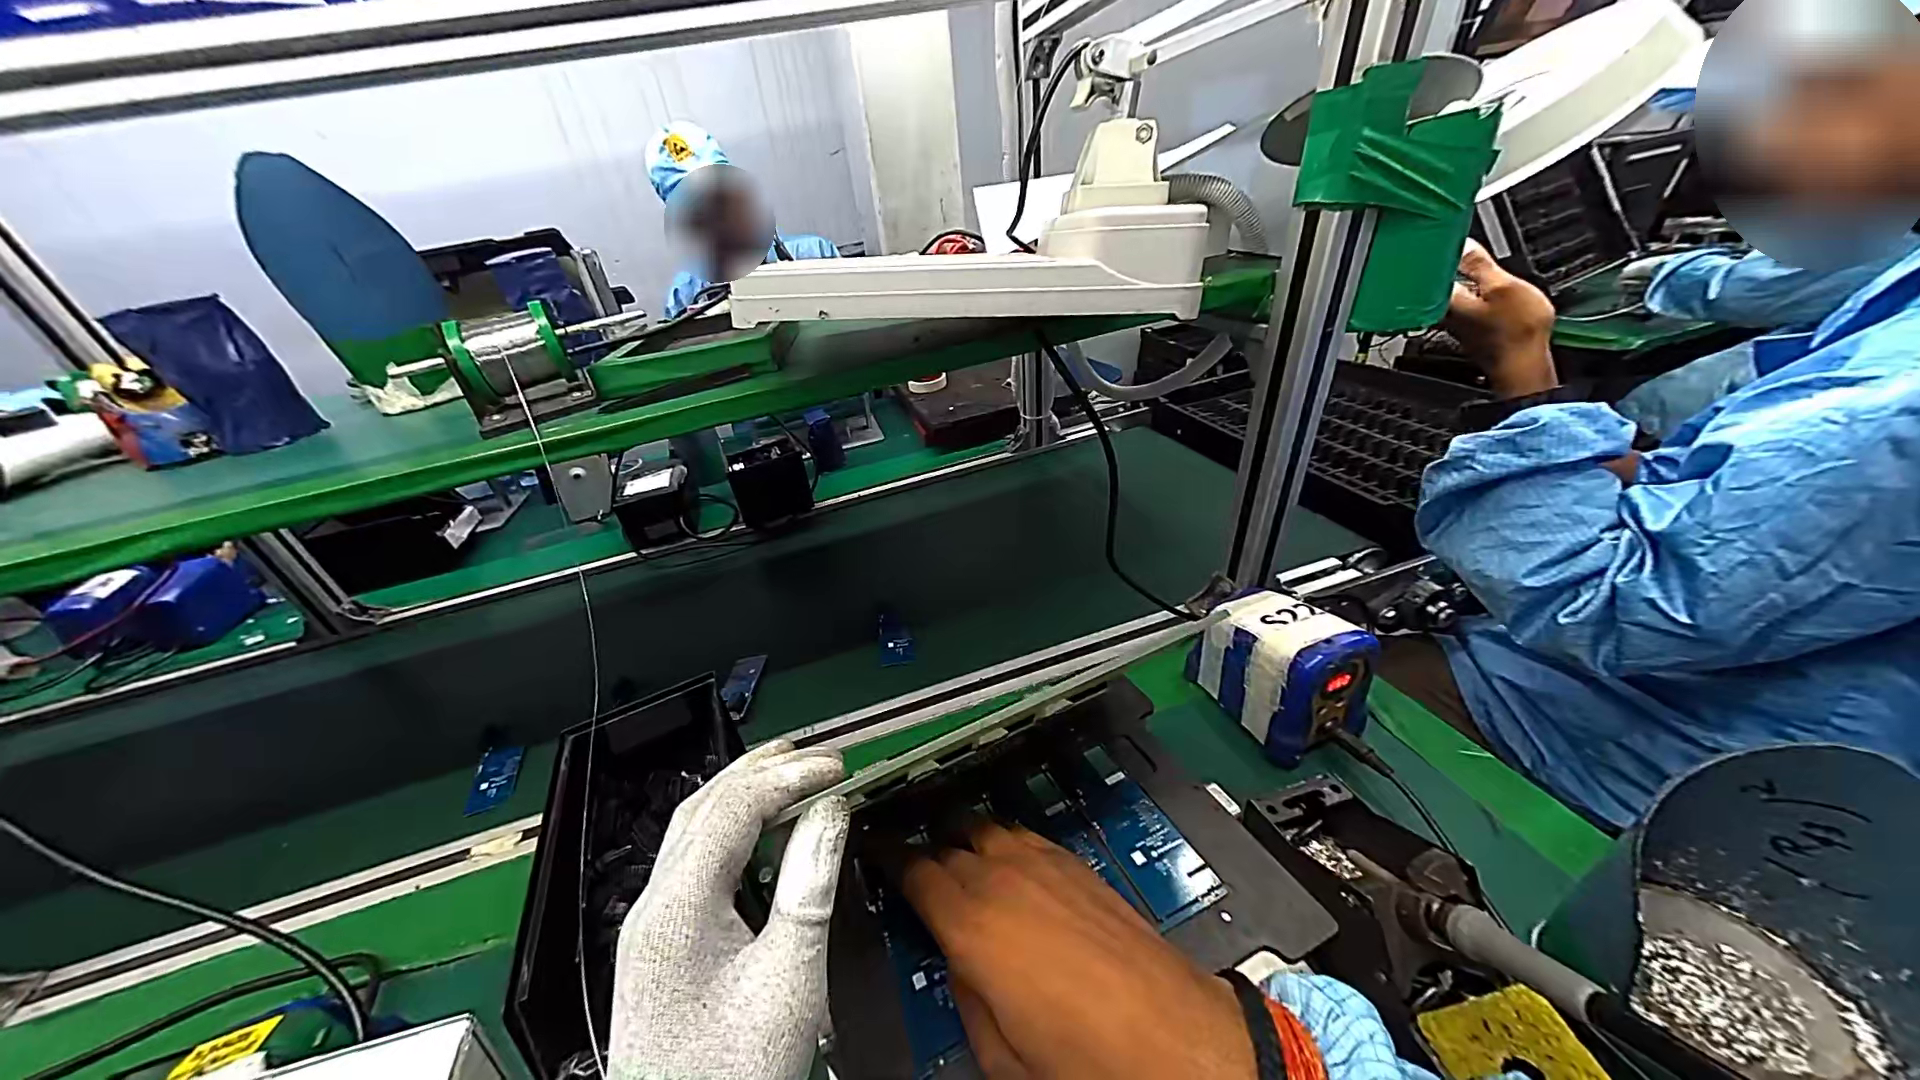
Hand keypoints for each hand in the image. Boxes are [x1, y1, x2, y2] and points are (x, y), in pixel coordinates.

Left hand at [608, 741, 848, 1079]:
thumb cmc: (731, 1071)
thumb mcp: (788, 977)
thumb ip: (809, 885)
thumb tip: (829, 812)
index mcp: (679, 905)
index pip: (737, 807)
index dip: (790, 777)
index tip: (836, 768)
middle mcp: (656, 902)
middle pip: (707, 804)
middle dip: (762, 769)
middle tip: (814, 755)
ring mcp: (654, 919)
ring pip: (695, 824)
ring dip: (743, 788)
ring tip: (786, 769)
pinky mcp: (662, 936)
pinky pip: (695, 855)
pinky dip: (732, 823)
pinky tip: (761, 827)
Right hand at [902, 822, 1254, 1079]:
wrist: (1173, 1037)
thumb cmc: (1086, 1057)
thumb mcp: (999, 1052)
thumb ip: (966, 993)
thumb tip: (960, 962)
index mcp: (973, 926)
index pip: (914, 871)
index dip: (890, 857)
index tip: (880, 853)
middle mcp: (1003, 879)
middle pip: (946, 843)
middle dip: (926, 852)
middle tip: (917, 866)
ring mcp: (1042, 864)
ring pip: (985, 826)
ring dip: (965, 836)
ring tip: (958, 851)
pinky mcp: (1074, 863)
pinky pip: (1023, 834)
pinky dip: (1004, 841)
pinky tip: (1008, 859)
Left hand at [1444, 239, 1559, 398]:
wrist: (1522, 360)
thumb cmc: (1515, 328)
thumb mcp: (1502, 286)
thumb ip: (1479, 266)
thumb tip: (1462, 245)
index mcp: (1446, 300)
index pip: (1428, 273)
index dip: (1432, 255)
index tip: (1438, 240)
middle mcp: (1443, 312)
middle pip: (1435, 283)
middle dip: (1442, 265)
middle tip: (1452, 247)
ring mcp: (1453, 320)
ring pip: (1447, 292)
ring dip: (1454, 277)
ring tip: (1464, 262)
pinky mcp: (1465, 326)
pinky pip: (1459, 302)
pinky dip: (1465, 291)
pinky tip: (1477, 286)